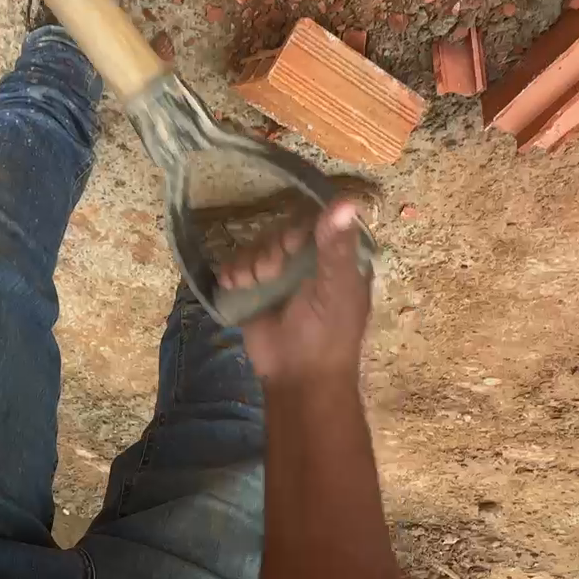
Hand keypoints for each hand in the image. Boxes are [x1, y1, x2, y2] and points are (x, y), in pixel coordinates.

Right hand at [222, 201, 370, 383]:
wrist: (297, 377)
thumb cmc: (327, 335)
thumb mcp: (336, 289)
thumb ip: (336, 247)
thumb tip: (347, 200)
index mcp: (336, 259)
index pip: (314, 224)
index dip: (297, 230)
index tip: (289, 246)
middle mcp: (307, 263)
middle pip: (280, 234)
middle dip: (269, 249)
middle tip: (268, 272)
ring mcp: (278, 278)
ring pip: (256, 249)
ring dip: (248, 261)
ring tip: (248, 282)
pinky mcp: (254, 292)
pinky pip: (237, 269)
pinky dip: (231, 272)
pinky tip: (232, 284)